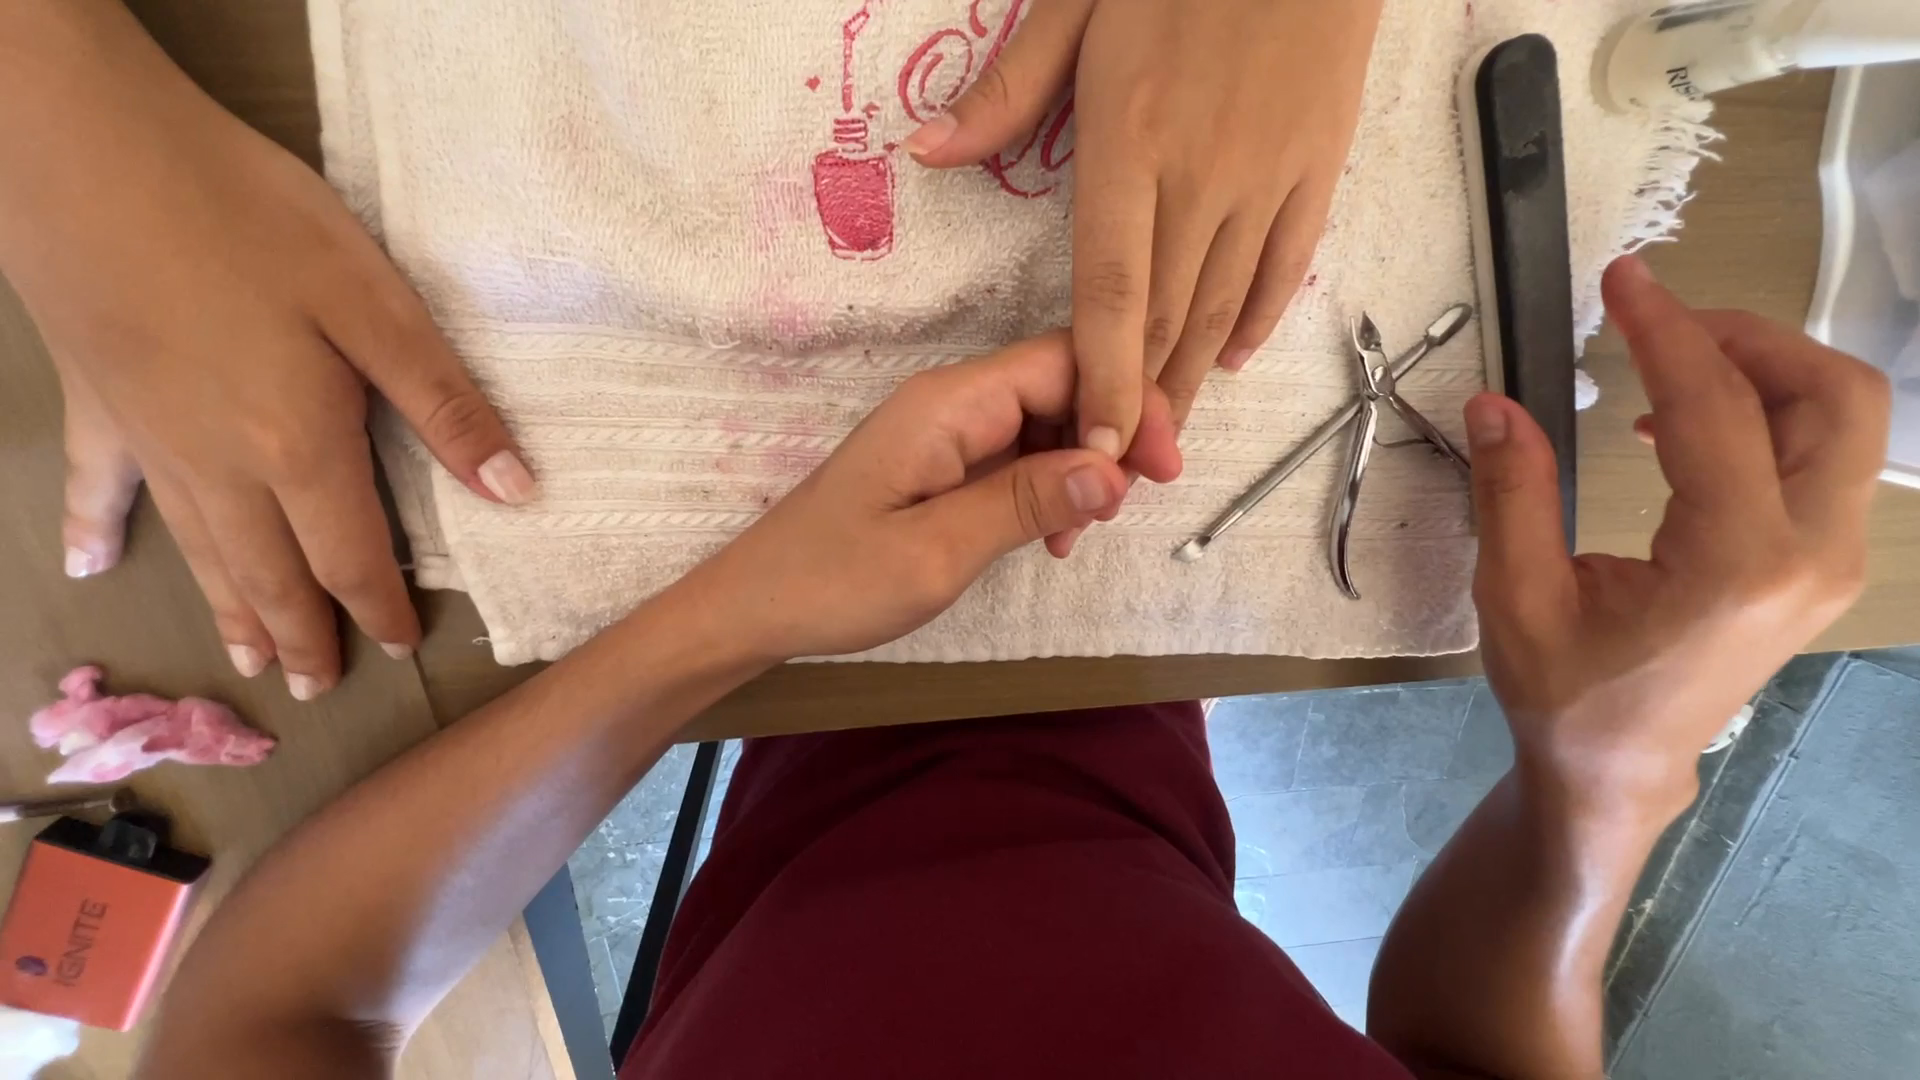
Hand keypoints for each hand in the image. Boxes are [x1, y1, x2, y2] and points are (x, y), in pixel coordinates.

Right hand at [3, 4, 531, 699]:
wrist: (76, 136)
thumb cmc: (252, 222)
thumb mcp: (381, 312)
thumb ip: (449, 407)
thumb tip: (517, 491)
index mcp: (299, 447)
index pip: (351, 558)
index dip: (379, 607)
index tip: (402, 648)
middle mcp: (218, 463)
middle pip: (271, 572)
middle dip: (305, 632)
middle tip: (320, 688)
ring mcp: (146, 435)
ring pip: (199, 549)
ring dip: (230, 610)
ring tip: (247, 663)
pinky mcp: (94, 396)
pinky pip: (100, 485)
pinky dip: (98, 528)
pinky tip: (83, 565)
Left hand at [683, 331, 1181, 660]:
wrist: (760, 604)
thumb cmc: (838, 579)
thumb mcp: (940, 549)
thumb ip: (1028, 501)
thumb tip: (1115, 469)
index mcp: (949, 403)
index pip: (1065, 362)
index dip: (1126, 401)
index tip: (1163, 467)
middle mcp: (951, 402)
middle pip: (1060, 386)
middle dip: (1109, 437)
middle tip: (1129, 504)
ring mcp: (945, 434)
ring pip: (1043, 424)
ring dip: (1079, 470)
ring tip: (1082, 531)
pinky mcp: (941, 466)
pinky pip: (1015, 458)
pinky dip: (1046, 490)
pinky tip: (1049, 536)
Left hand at [905, 0, 1382, 450]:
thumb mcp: (1072, 3)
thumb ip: (1003, 94)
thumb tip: (925, 150)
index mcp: (1128, 149)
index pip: (1111, 294)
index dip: (1101, 380)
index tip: (1093, 449)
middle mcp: (1200, 179)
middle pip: (1165, 319)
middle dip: (1141, 405)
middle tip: (1121, 469)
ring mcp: (1267, 177)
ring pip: (1222, 306)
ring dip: (1191, 380)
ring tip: (1165, 437)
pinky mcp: (1318, 165)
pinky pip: (1287, 263)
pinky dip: (1258, 319)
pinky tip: (1231, 358)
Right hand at [1466, 257, 1889, 810]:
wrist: (1619, 763)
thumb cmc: (1560, 687)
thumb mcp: (1515, 593)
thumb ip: (1512, 492)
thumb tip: (1493, 404)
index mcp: (1733, 559)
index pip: (1715, 410)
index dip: (1664, 334)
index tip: (1625, 281)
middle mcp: (1812, 552)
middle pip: (1831, 396)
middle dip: (1745, 338)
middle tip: (1654, 322)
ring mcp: (1831, 560)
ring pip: (1842, 422)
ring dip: (1761, 370)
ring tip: (1663, 364)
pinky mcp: (1819, 564)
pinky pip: (1821, 458)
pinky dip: (1765, 414)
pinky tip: (1680, 426)